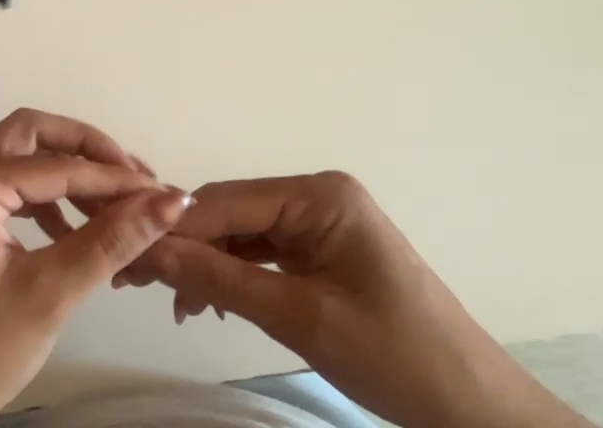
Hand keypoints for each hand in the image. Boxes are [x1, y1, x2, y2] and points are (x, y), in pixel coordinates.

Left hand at [0, 110, 189, 427]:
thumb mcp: (52, 293)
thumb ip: (110, 240)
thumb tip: (170, 201)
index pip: (56, 165)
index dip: (114, 177)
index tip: (166, 193)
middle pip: (30, 134)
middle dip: (86, 150)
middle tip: (135, 179)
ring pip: (19, 158)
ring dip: (67, 172)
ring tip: (116, 207)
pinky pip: (9, 187)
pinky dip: (46, 198)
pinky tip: (75, 230)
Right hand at [132, 172, 593, 427]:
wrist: (480, 413)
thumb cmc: (397, 357)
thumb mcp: (299, 318)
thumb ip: (217, 279)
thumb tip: (144, 250)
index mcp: (319, 196)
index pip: (223, 203)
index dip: (170, 228)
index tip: (122, 253)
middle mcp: (316, 196)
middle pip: (227, 215)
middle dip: (183, 248)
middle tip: (135, 281)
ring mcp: (320, 223)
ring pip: (238, 235)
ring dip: (204, 266)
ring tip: (172, 303)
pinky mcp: (322, 250)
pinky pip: (261, 253)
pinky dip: (231, 276)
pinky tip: (207, 301)